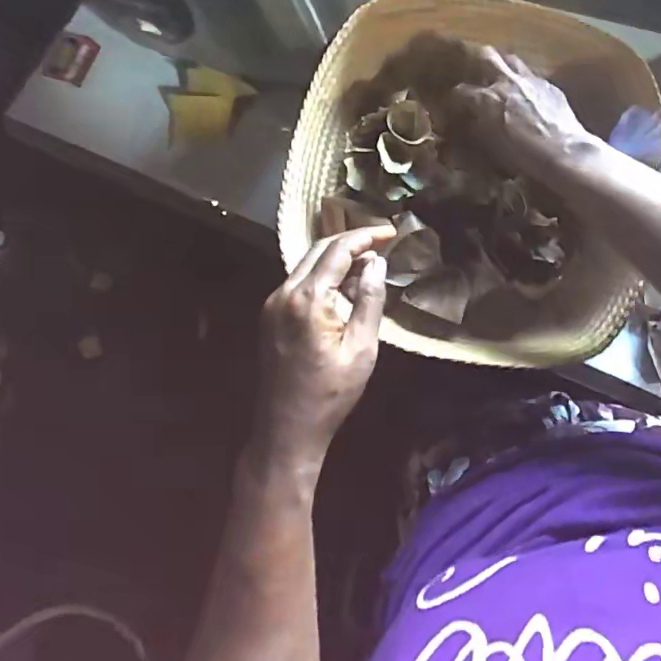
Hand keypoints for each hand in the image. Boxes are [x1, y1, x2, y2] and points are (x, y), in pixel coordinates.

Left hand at [254, 226, 394, 466]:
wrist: (285, 428)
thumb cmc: (330, 395)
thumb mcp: (361, 349)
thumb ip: (369, 301)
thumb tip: (376, 262)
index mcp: (307, 298)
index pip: (337, 250)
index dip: (365, 236)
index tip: (390, 232)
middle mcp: (284, 291)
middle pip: (318, 250)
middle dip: (350, 241)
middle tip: (381, 242)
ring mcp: (273, 302)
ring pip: (306, 264)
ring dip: (336, 258)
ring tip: (368, 263)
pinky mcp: (270, 314)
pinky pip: (298, 282)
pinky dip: (322, 276)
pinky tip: (343, 286)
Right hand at [453, 46, 599, 184]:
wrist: (564, 154)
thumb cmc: (521, 156)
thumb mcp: (489, 144)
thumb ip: (477, 127)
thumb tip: (471, 121)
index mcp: (486, 99)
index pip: (461, 91)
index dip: (455, 99)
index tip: (454, 106)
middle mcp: (506, 82)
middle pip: (487, 56)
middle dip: (478, 60)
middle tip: (476, 69)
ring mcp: (530, 81)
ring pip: (512, 60)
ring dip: (504, 65)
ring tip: (502, 75)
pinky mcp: (549, 86)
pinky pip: (531, 76)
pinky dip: (524, 81)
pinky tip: (527, 93)